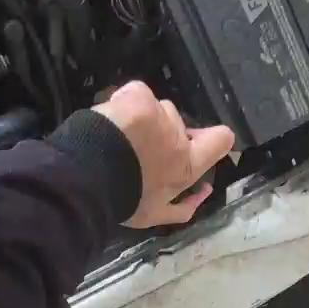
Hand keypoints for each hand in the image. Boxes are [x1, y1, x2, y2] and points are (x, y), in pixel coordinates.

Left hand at [92, 81, 235, 227]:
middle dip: (161, 131)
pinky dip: (124, 101)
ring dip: (140, 117)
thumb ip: (184, 207)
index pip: (220, 141)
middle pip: (177, 122)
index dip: (214, 138)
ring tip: (115, 134)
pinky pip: (137, 93)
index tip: (200, 140)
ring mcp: (160, 117)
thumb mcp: (155, 215)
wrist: (88, 179)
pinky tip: (109, 117)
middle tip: (136, 145)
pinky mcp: (140, 100)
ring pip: (155, 108)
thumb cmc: (123, 200)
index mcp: (186, 166)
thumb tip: (205, 192)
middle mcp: (178, 138)